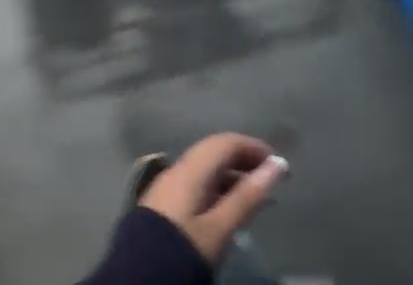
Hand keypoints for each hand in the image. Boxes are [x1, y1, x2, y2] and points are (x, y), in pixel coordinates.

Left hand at [137, 133, 289, 263]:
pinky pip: (195, 186)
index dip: (253, 148)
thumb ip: (248, 195)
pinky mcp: (161, 207)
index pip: (226, 143)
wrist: (136, 282)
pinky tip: (227, 210)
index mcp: (190, 170)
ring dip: (231, 177)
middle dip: (244, 161)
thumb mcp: (220, 227)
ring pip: (204, 171)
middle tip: (269, 179)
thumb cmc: (184, 250)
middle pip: (214, 154)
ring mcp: (165, 188)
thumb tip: (276, 165)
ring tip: (254, 198)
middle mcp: (176, 171)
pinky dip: (216, 190)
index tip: (277, 165)